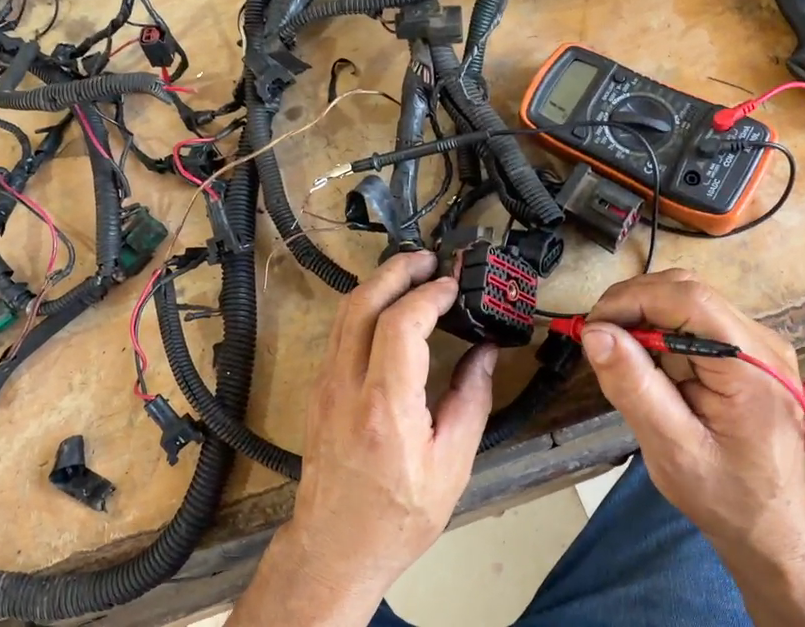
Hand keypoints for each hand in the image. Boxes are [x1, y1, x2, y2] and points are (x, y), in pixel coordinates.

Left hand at [249, 251, 497, 621]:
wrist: (336, 546)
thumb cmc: (398, 515)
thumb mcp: (451, 466)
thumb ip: (470, 401)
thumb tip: (485, 351)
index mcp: (385, 407)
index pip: (400, 324)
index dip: (428, 294)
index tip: (452, 285)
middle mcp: (347, 386)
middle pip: (362, 303)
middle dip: (396, 270)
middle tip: (428, 258)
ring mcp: (326, 385)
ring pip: (345, 312)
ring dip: (378, 282)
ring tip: (411, 271)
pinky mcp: (319, 389)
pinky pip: (339, 331)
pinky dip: (364, 305)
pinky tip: (388, 305)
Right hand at [580, 269, 804, 556]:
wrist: (772, 529)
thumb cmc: (725, 496)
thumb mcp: (672, 449)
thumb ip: (635, 388)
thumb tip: (595, 332)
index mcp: (753, 364)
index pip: (688, 299)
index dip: (633, 299)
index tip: (593, 326)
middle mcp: (763, 342)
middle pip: (688, 291)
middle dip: (634, 303)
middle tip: (599, 337)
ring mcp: (759, 345)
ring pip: (689, 301)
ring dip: (645, 315)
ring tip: (619, 351)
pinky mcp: (748, 352)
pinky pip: (696, 321)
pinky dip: (661, 329)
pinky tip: (646, 361)